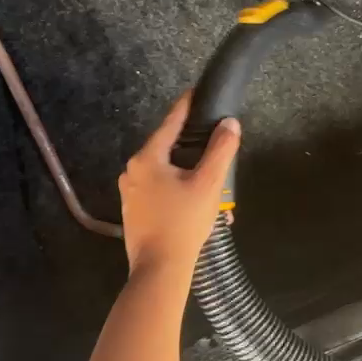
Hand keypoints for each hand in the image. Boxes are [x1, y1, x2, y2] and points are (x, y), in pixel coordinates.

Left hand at [118, 91, 240, 284]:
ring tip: (214, 182)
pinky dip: (180, 189)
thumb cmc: (183, 222)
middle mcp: (133, 170)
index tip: (196, 91)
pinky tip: (200, 203)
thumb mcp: (209, 184)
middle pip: (168, 148)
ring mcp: (131, 192)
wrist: (159, 269)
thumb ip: (221, 150)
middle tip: (216, 144)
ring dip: (190, 173)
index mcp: (148, 158)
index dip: (186, 106)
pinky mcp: (135, 210)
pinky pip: (161, 189)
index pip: (170, 123)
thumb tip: (230, 123)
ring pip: (166, 171)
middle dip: (194, 148)